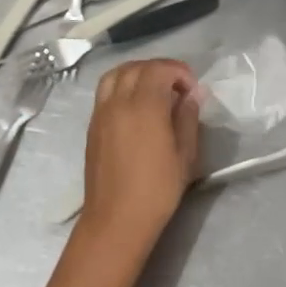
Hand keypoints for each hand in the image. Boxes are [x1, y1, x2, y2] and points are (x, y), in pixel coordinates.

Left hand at [78, 59, 200, 248]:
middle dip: (160, 69)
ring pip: (115, 74)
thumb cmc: (157, 189)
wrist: (117, 219)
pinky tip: (136, 106)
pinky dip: (122, 85)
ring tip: (155, 90)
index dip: (179, 72)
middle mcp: (118, 102)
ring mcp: (101, 113)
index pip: (159, 69)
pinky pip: (105, 91)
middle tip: (178, 87)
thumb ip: (188, 118)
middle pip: (136, 67)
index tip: (193, 90)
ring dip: (137, 73)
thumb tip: (192, 94)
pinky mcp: (92, 126)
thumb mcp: (185, 154)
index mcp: (144, 106)